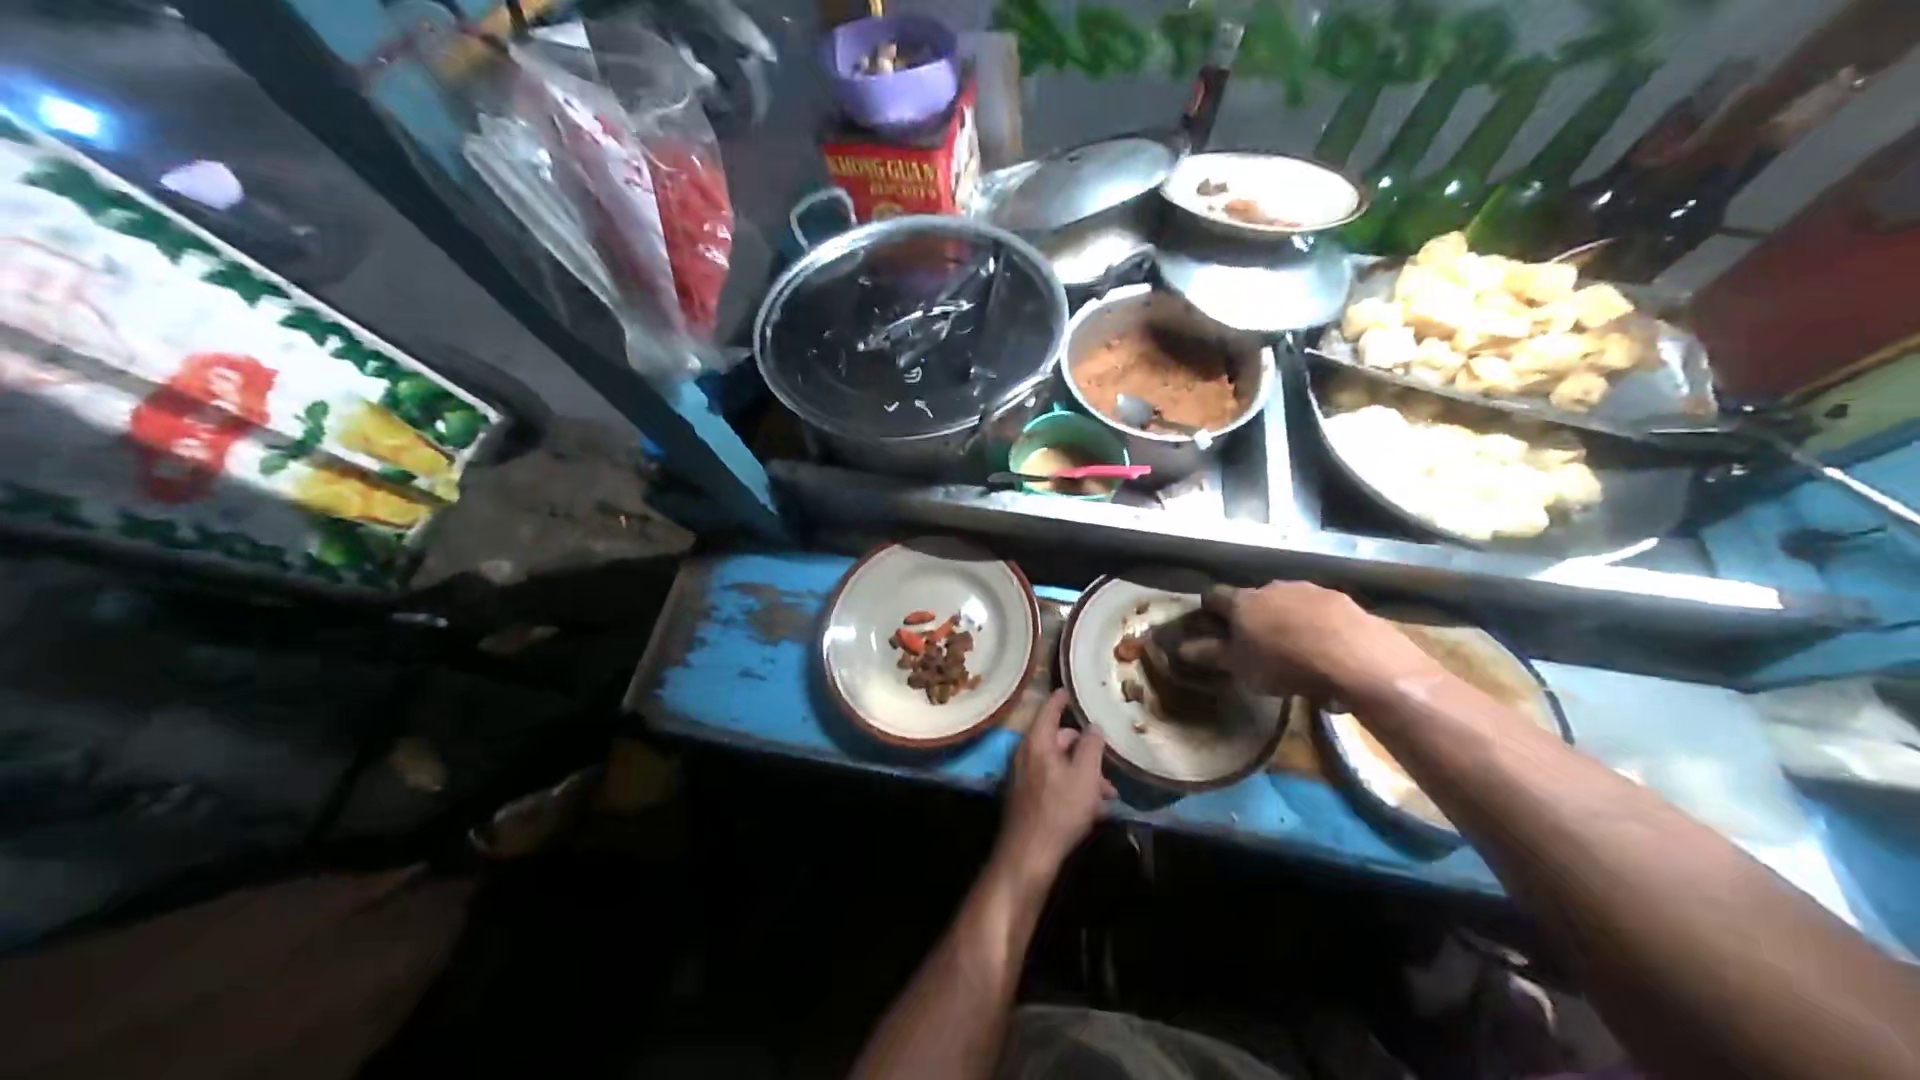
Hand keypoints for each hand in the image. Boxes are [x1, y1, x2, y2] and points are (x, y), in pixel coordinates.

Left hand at [997, 689, 1114, 879]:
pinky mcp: (1028, 797)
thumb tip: (1093, 727)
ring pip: (1059, 765)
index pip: (1049, 711)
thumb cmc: (1059, 810)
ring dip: (1084, 775)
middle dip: (1085, 751)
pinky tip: (1092, 808)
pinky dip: (1072, 787)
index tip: (1068, 690)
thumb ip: (1091, 747)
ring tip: (1107, 795)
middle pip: (1058, 740)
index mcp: (1037, 743)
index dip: (1061, 700)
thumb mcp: (1085, 776)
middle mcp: (1026, 755)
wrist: (1029, 854)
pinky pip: (1053, 782)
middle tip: (1107, 766)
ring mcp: (1024, 777)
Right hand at [1186, 582, 1443, 699]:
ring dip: (1285, 617)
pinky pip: (1319, 610)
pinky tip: (1323, 646)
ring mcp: (1309, 590)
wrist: (1355, 660)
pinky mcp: (1340, 599)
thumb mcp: (1241, 667)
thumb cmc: (1284, 663)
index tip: (1211, 624)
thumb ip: (1210, 654)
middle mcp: (1272, 587)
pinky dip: (1315, 623)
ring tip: (1293, 646)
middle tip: (1254, 641)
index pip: (1214, 595)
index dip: (1209, 609)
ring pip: (1287, 601)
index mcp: (1242, 601)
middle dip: (1251, 614)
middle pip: (1253, 597)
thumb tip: (1181, 648)